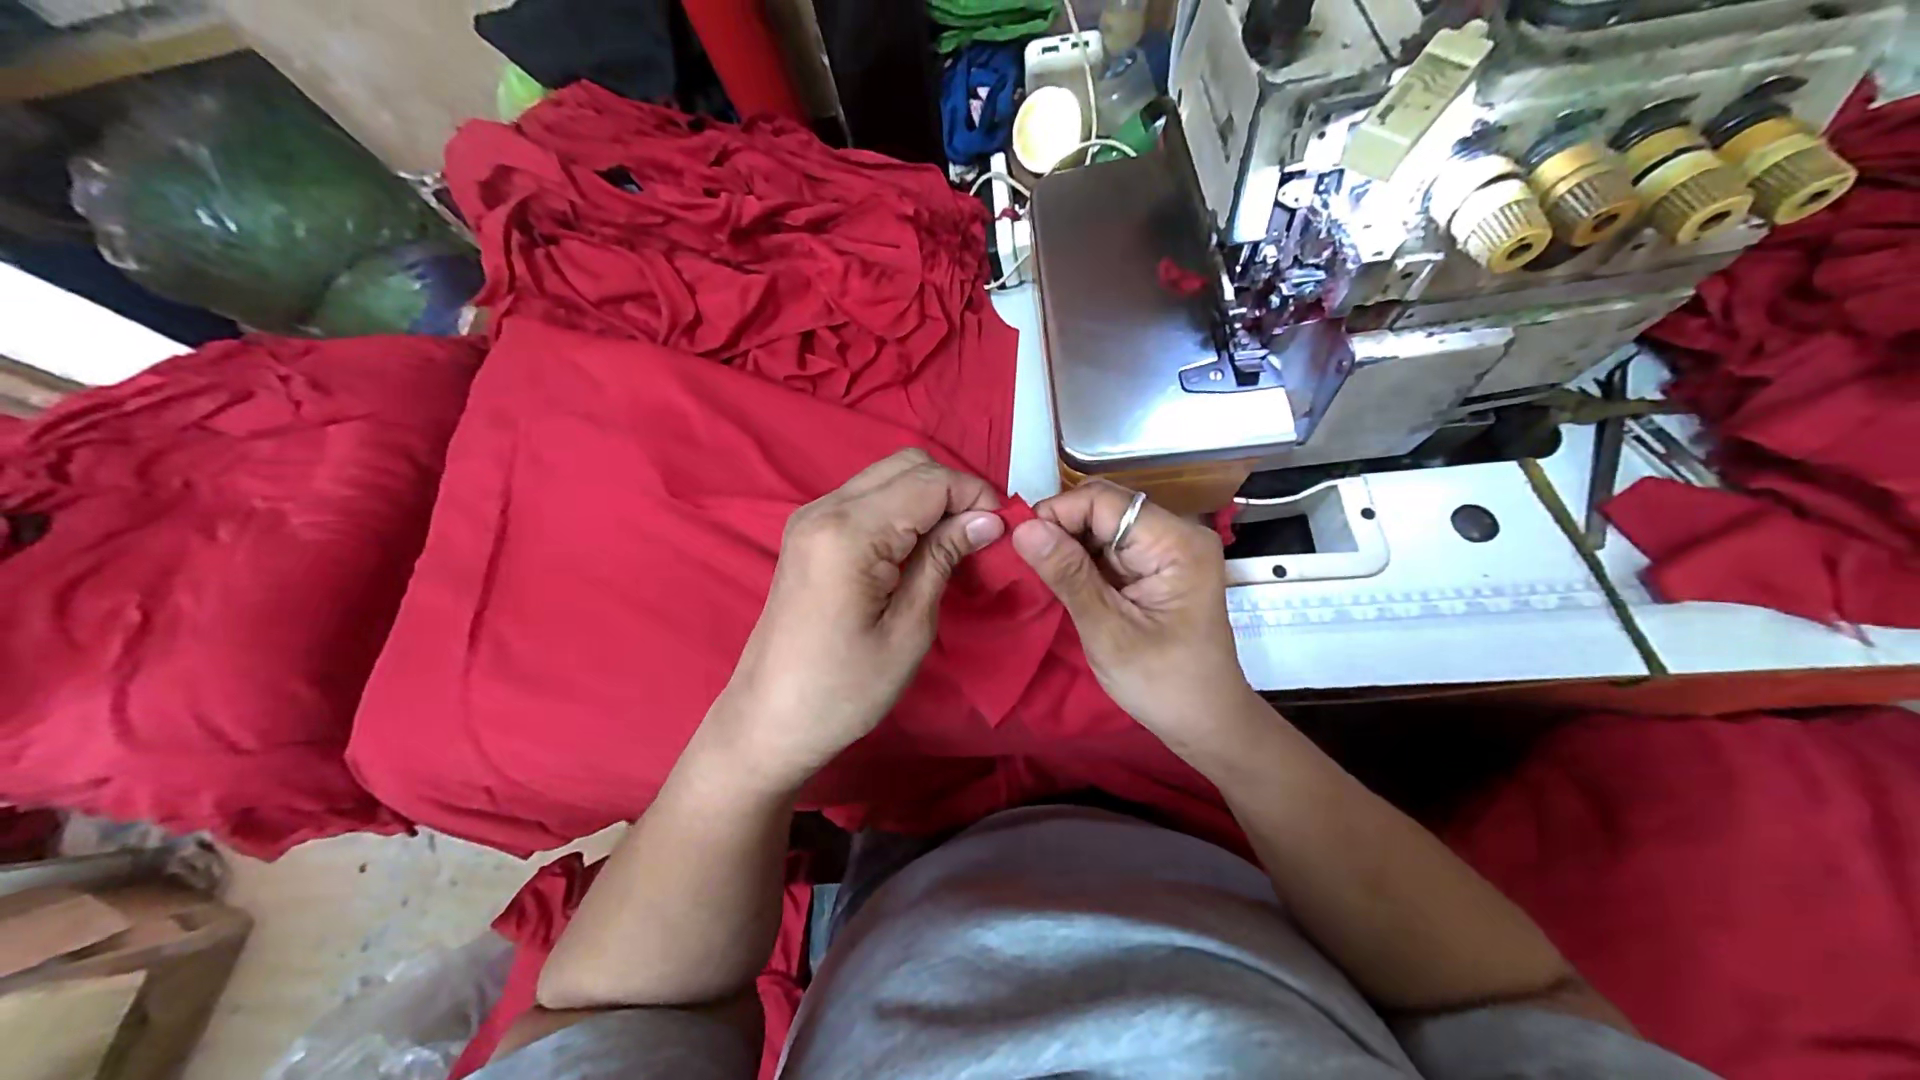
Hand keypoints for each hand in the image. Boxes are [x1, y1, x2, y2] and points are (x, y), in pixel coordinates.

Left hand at [708, 449, 1005, 790]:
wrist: (770, 720)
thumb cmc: (845, 689)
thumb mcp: (909, 629)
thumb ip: (944, 559)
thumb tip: (988, 520)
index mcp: (849, 532)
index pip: (929, 481)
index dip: (975, 495)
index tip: (1003, 529)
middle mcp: (825, 509)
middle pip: (908, 464)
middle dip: (954, 489)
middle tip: (982, 535)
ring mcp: (811, 517)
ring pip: (887, 475)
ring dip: (929, 496)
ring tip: (956, 541)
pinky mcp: (809, 532)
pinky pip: (867, 497)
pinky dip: (903, 508)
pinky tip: (920, 545)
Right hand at [1011, 479, 1260, 757]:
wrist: (1205, 721)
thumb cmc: (1163, 684)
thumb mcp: (1108, 632)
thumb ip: (1067, 575)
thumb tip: (1023, 528)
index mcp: (1176, 543)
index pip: (1105, 501)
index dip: (1058, 513)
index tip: (1023, 544)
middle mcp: (1176, 534)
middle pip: (1104, 507)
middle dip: (1061, 528)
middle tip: (1030, 564)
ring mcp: (1168, 549)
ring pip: (1102, 525)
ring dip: (1069, 544)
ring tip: (1045, 576)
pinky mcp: (1156, 566)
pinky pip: (1110, 546)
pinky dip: (1082, 559)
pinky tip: (1067, 582)